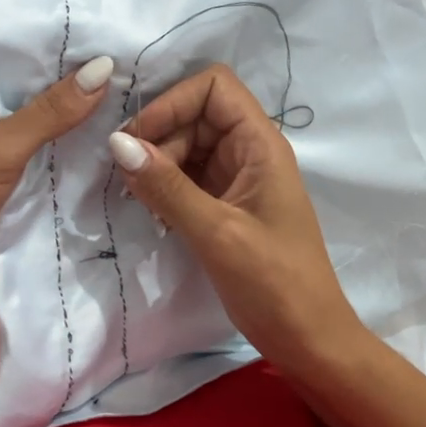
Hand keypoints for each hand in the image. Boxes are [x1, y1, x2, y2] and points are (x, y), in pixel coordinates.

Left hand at [0, 56, 114, 304]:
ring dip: (78, 114)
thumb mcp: (2, 146)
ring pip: (46, 122)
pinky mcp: (13, 174)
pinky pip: (49, 151)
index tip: (106, 30)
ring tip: (132, 89)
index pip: (18, 55)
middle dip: (76, 80)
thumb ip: (51, 111)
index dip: (58, 45)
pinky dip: (73, 145)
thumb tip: (104, 67)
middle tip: (132, 59)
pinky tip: (111, 132)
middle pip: (36, 89)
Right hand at [108, 64, 356, 365]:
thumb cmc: (273, 283)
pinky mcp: (226, 207)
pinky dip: (165, 187)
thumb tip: (117, 143)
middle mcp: (250, 153)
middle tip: (128, 177)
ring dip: (158, 164)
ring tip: (137, 198)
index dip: (174, 102)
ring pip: (188, 147)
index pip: (214, 87)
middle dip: (159, 137)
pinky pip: (188, 178)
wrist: (308, 339)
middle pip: (195, 115)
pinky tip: (152, 213)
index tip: (139, 138)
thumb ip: (166, 185)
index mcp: (261, 145)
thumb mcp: (216, 232)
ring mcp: (238, 180)